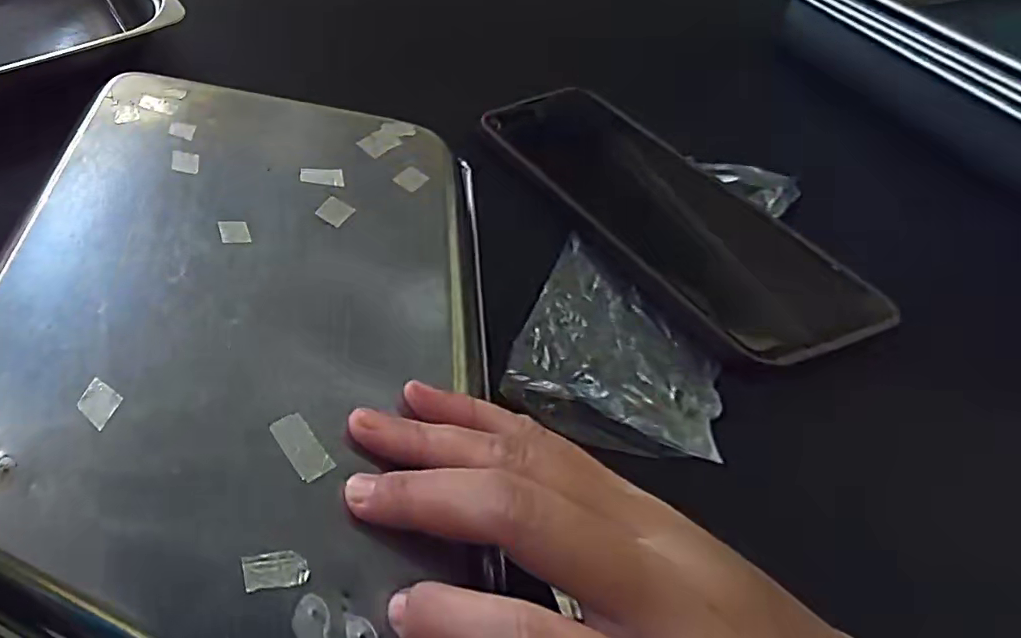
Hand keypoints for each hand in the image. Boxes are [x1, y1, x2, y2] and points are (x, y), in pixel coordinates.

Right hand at [343, 381, 841, 637]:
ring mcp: (651, 515)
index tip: (395, 609)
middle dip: (429, 490)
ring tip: (383, 416)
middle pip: (524, 502)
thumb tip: (443, 623)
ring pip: (531, 452)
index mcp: (665, 634)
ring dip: (445, 430)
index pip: (547, 626)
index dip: (461, 620)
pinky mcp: (645, 497)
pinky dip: (489, 416)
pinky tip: (450, 404)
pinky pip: (553, 442)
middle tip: (355, 485)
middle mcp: (655, 560)